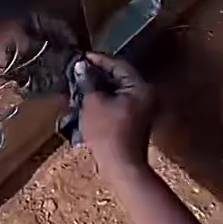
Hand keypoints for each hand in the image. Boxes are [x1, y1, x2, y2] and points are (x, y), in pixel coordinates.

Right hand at [74, 53, 155, 173]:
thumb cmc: (107, 133)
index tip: (81, 56)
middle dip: (96, 75)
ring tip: (77, 85)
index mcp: (140, 87)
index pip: (118, 64)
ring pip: (116, 92)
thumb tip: (81, 66)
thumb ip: (88, 81)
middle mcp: (145, 95)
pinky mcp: (134, 121)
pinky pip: (117, 104)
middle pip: (118, 78)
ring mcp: (141, 109)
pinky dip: (102, 101)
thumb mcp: (93, 103)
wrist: (121, 167)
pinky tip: (85, 101)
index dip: (98, 59)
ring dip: (97, 89)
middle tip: (77, 70)